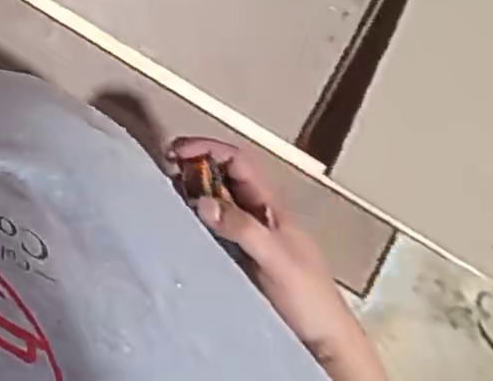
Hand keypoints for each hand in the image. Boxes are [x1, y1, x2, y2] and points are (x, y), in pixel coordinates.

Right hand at [169, 138, 386, 380]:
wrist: (324, 343)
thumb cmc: (310, 299)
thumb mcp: (276, 257)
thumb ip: (241, 226)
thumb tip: (202, 201)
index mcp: (269, 203)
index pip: (236, 159)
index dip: (207, 148)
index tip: (179, 151)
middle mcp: (257, 213)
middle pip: (222, 174)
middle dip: (195, 164)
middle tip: (168, 166)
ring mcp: (248, 234)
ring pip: (216, 199)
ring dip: (193, 188)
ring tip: (170, 189)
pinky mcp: (239, 257)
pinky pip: (213, 226)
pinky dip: (195, 216)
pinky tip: (182, 222)